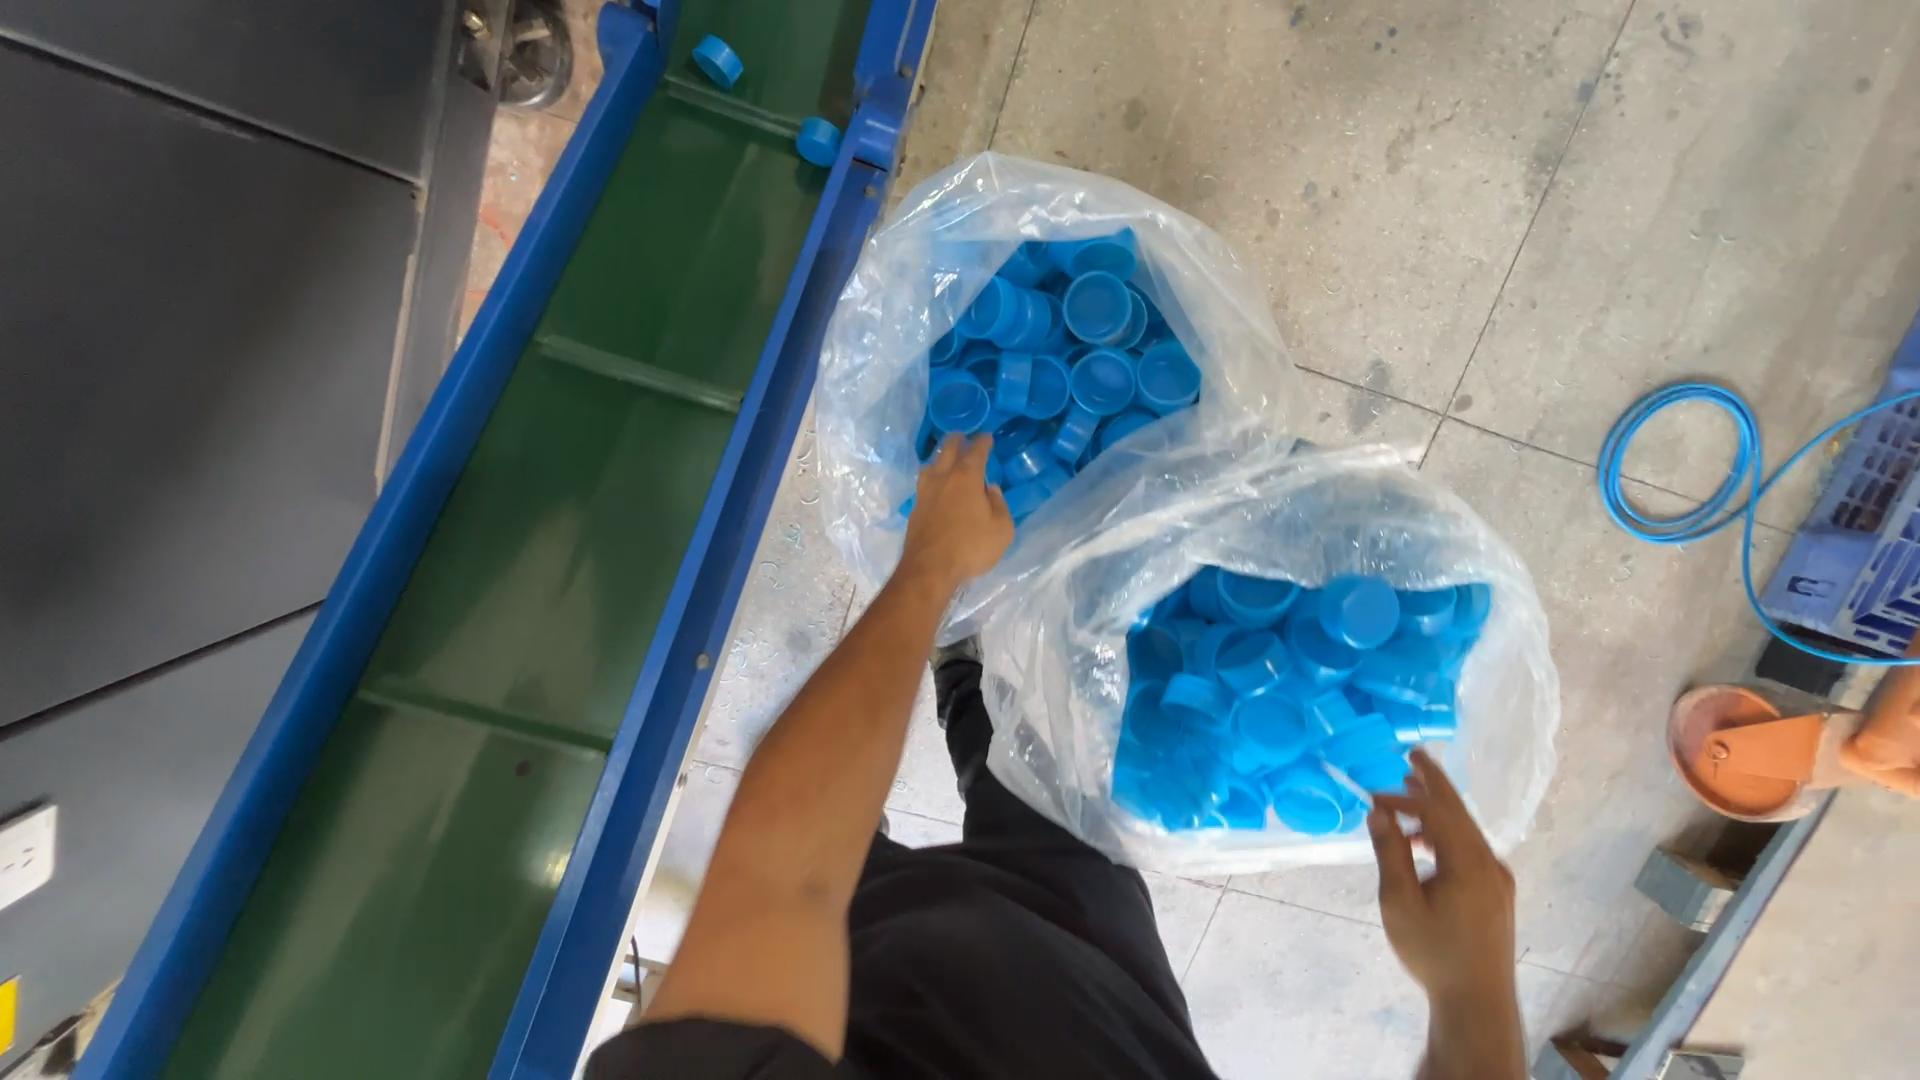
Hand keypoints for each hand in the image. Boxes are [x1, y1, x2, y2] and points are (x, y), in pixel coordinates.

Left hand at [898, 434, 1014, 591]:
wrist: (930, 568)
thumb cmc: (971, 546)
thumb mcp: (1001, 529)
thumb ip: (999, 505)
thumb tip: (990, 489)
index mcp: (967, 477)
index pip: (976, 451)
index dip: (983, 442)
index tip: (987, 436)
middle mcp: (943, 478)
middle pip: (948, 450)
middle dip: (957, 440)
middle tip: (963, 436)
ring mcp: (925, 493)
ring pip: (931, 464)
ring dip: (939, 456)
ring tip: (944, 457)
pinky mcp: (915, 509)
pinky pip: (924, 483)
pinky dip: (931, 477)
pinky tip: (933, 484)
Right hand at [1368, 749, 1516, 1003]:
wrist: (1478, 1002)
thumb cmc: (1433, 951)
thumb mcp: (1399, 901)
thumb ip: (1390, 852)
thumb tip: (1379, 812)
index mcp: (1468, 862)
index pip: (1436, 811)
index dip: (1404, 796)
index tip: (1372, 795)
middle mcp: (1490, 864)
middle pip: (1460, 812)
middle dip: (1433, 784)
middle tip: (1413, 755)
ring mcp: (1498, 880)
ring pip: (1466, 830)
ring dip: (1438, 809)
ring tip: (1410, 794)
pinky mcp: (1497, 894)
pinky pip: (1470, 849)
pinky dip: (1446, 833)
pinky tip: (1425, 843)